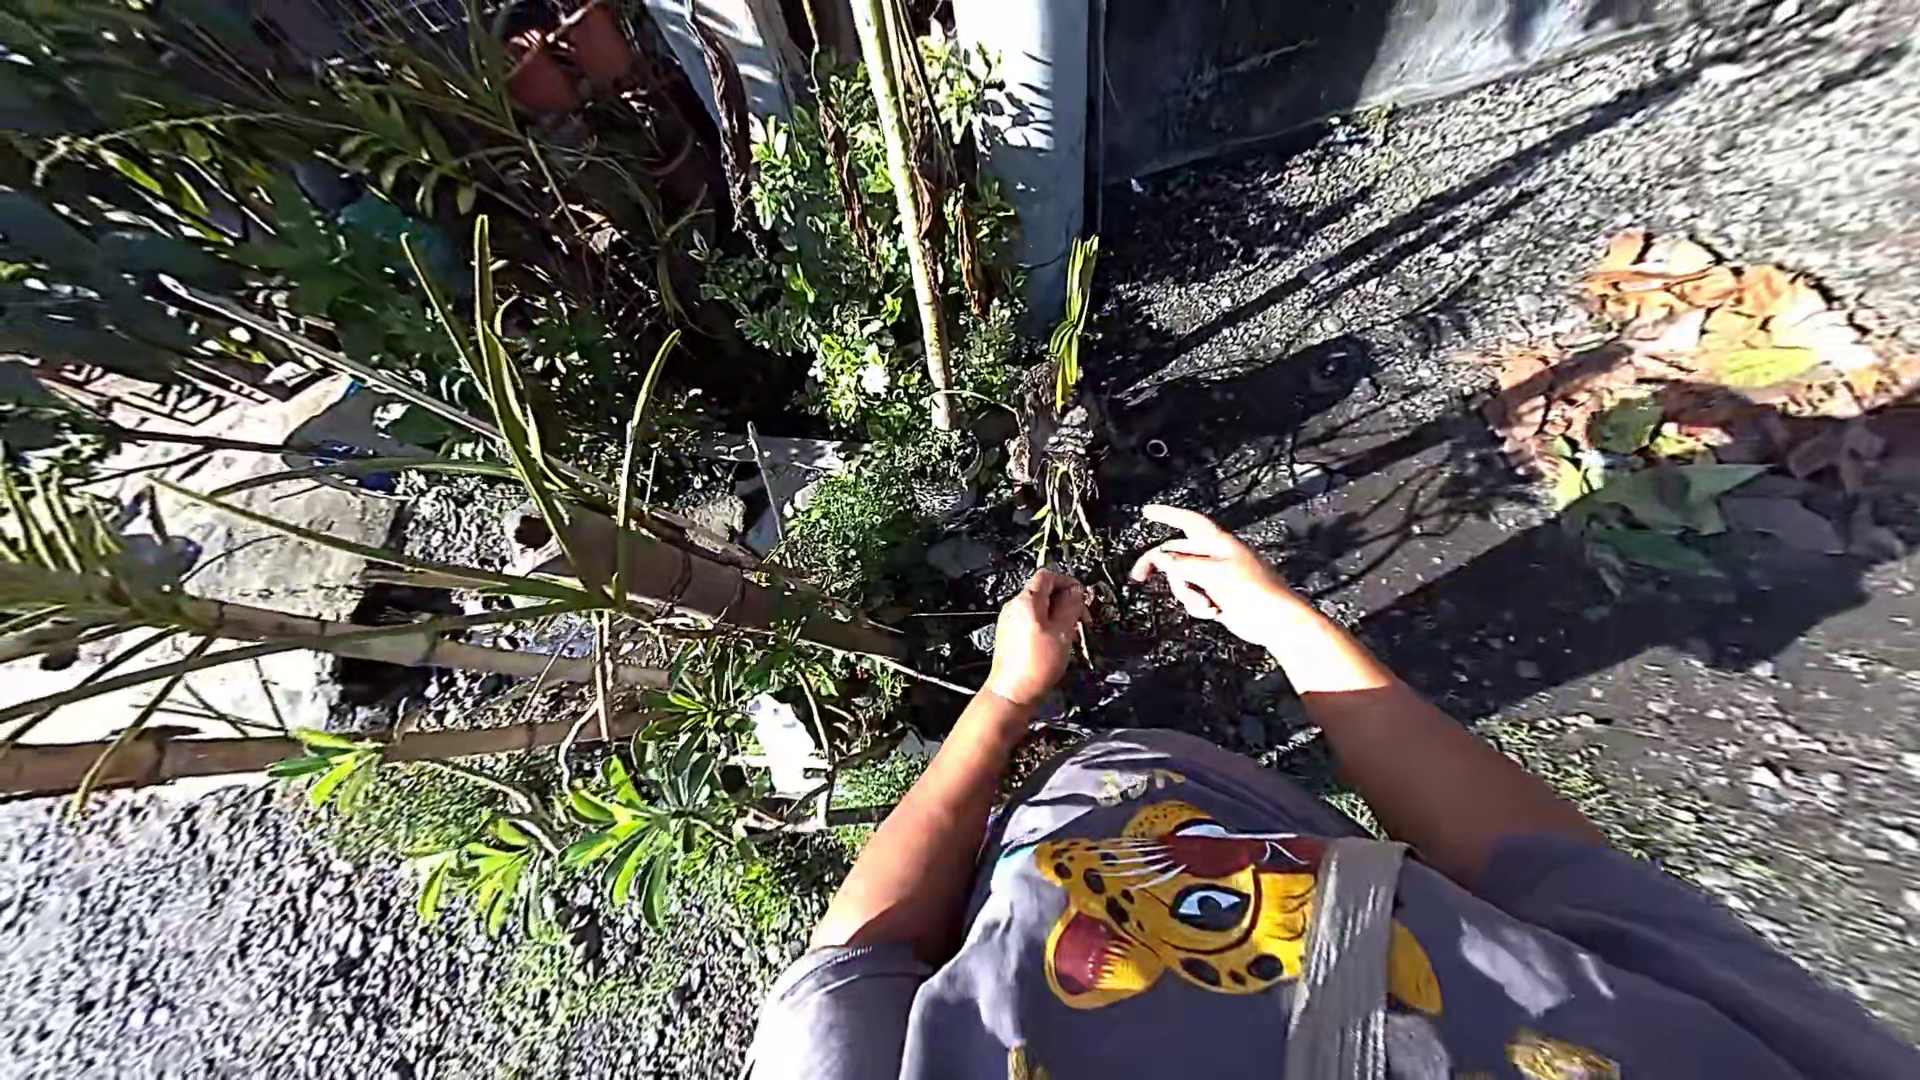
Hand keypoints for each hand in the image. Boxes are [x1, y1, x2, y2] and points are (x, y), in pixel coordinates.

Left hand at [983, 570, 1086, 706]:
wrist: (1012, 691)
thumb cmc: (1037, 664)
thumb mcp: (1062, 632)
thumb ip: (1070, 606)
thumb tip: (1075, 590)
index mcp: (1026, 600)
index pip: (1047, 576)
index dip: (1067, 582)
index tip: (1081, 596)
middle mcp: (1014, 606)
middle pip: (1043, 591)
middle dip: (1064, 601)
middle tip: (1080, 619)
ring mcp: (1010, 620)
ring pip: (1038, 607)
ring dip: (1057, 615)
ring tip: (1069, 634)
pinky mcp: (1009, 634)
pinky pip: (1031, 620)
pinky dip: (1046, 625)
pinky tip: (1055, 642)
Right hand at [1128, 505, 1306, 648]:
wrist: (1275, 621)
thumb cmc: (1252, 590)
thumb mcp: (1213, 573)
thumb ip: (1182, 564)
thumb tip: (1158, 557)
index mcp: (1218, 542)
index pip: (1188, 521)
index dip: (1167, 514)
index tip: (1146, 511)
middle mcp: (1215, 555)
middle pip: (1177, 553)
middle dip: (1162, 567)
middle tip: (1138, 578)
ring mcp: (1215, 576)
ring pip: (1182, 578)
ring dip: (1186, 594)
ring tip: (1204, 605)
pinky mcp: (1216, 595)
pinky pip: (1193, 595)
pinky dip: (1197, 605)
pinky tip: (1212, 612)